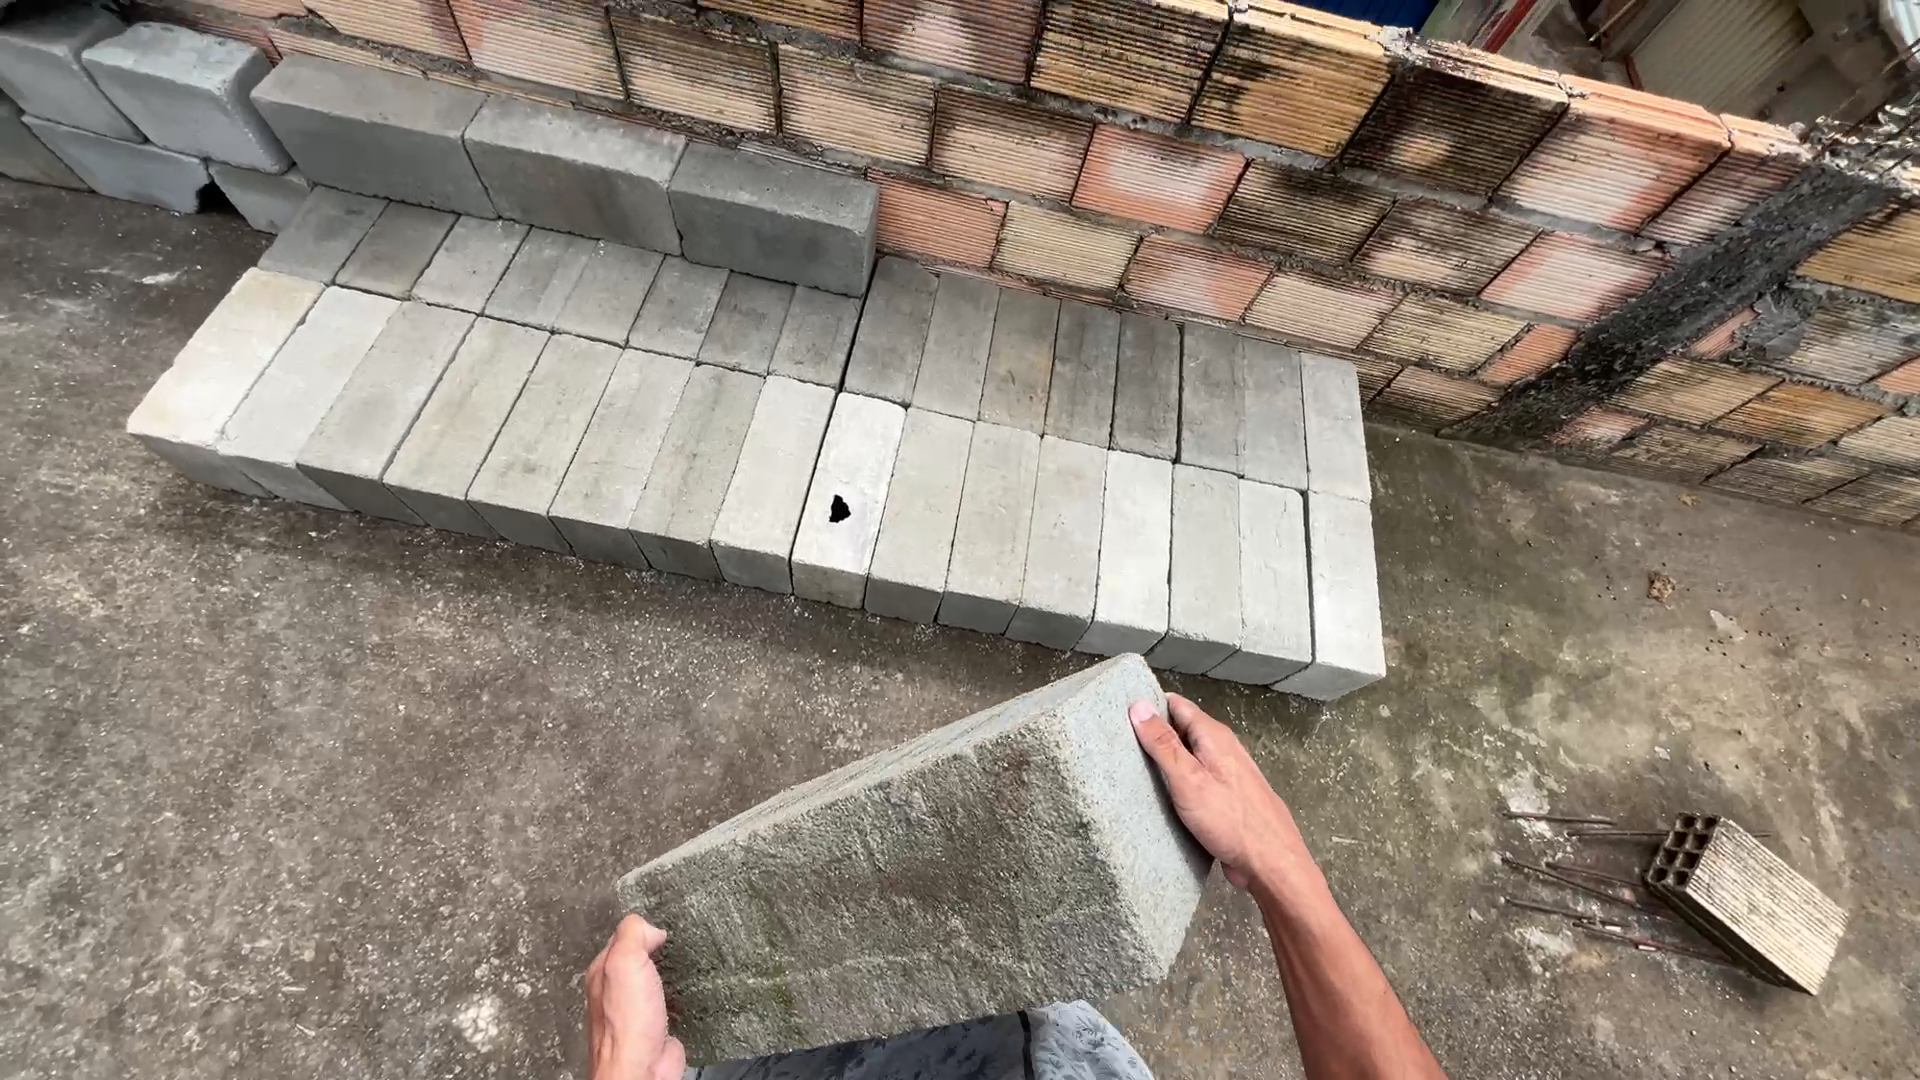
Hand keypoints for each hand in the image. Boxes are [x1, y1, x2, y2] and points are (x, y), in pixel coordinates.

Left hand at [586, 914, 684, 1079]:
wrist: (641, 1071)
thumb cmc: (628, 1024)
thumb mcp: (625, 962)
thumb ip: (633, 934)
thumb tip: (652, 929)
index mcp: (601, 973)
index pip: (623, 936)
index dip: (643, 929)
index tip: (659, 932)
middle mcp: (613, 990)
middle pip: (636, 955)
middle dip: (654, 947)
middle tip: (669, 943)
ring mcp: (633, 1008)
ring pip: (650, 976)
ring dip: (664, 968)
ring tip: (677, 960)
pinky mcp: (654, 1024)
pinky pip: (665, 997)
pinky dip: (674, 989)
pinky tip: (682, 987)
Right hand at [1130, 694, 1314, 895]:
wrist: (1272, 866)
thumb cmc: (1230, 821)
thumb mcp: (1188, 780)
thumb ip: (1163, 743)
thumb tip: (1138, 706)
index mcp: (1214, 736)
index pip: (1176, 704)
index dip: (1150, 705)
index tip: (1122, 713)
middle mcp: (1222, 748)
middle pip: (1182, 728)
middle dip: (1155, 732)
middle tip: (1122, 743)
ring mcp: (1226, 772)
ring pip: (1189, 754)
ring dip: (1166, 758)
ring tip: (1134, 767)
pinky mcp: (1226, 796)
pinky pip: (1197, 777)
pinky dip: (1178, 779)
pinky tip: (1163, 794)